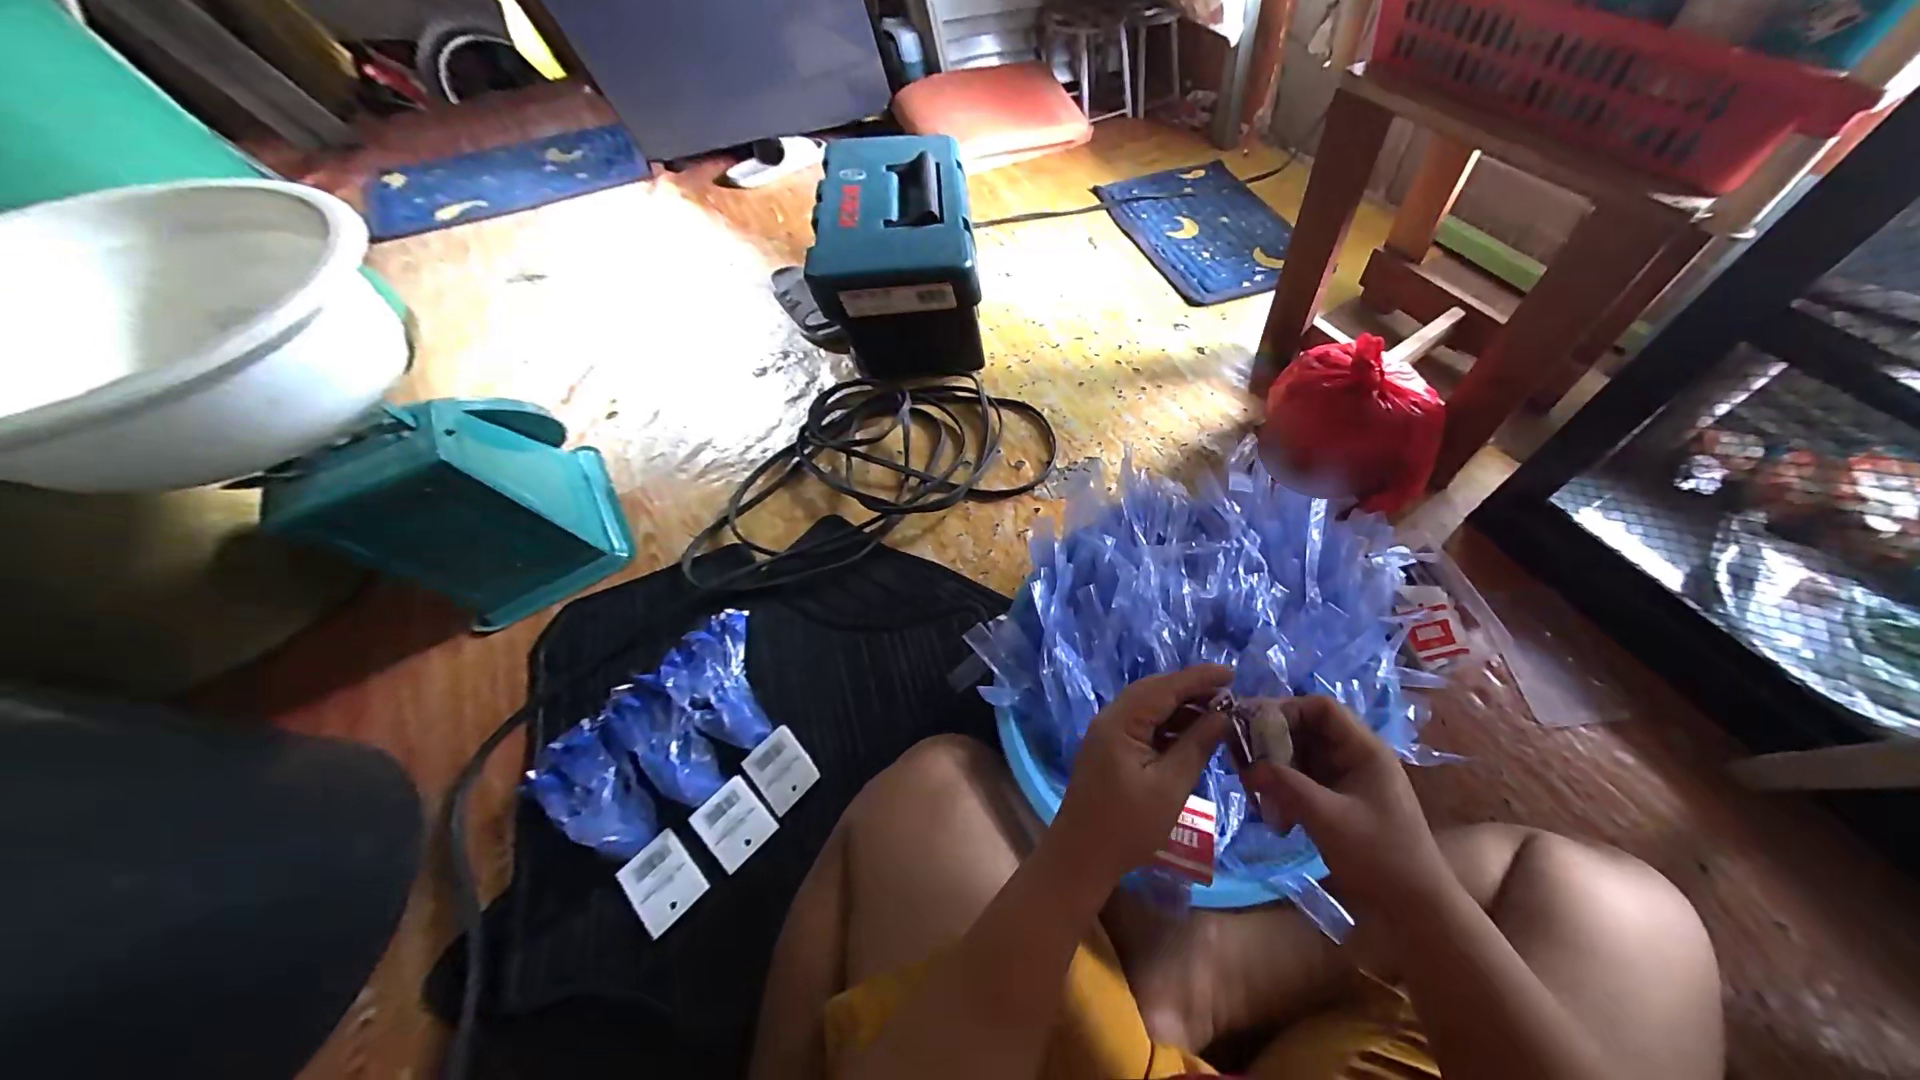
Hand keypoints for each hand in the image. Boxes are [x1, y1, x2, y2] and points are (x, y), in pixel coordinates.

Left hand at [1047, 665, 1232, 886]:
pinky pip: (1143, 725)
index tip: (1232, 672)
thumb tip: (1222, 716)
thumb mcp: (1170, 785)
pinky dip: (1169, 725)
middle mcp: (1110, 718)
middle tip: (1230, 693)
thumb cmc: (1127, 825)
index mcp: (1120, 721)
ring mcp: (1108, 733)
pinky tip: (1193, 734)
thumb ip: (1196, 746)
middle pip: (1154, 692)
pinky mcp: (1111, 748)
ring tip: (1218, 712)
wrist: (1083, 855)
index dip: (1198, 678)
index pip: (1163, 688)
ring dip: (1181, 708)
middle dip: (1191, 690)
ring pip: (1149, 708)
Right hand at [1242, 696, 1450, 914]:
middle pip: (1305, 730)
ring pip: (1299, 756)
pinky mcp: (1337, 802)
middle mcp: (1353, 758)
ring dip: (1273, 769)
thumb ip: (1287, 786)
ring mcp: (1345, 780)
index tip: (1252, 727)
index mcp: (1364, 751)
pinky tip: (1269, 812)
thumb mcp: (1329, 818)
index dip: (1285, 709)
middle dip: (1271, 741)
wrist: (1416, 912)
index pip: (1320, 708)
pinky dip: (1282, 790)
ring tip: (1251, 788)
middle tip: (1238, 756)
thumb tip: (1247, 767)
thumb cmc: (1381, 858)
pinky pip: (1302, 781)